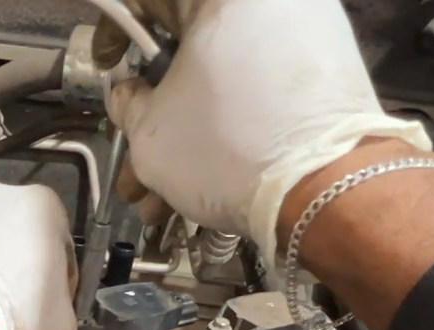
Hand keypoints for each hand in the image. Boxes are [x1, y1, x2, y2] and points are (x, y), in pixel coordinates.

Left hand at [0, 182, 77, 329]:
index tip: (46, 305)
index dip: (56, 279)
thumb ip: (62, 304)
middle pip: (11, 235)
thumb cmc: (18, 317)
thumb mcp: (63, 323)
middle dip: (12, 266)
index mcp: (42, 205)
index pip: (58, 244)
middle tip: (9, 308)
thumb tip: (51, 309)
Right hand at [106, 0, 430, 253]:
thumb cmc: (225, 147)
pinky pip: (257, 94)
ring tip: (159, 204)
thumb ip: (128, 105)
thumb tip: (130, 94)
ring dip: (181, 146)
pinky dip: (223, 137)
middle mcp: (269, 1)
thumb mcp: (150, 134)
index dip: (116, 31)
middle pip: (188, 53)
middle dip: (151, 120)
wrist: (323, 186)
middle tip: (133, 166)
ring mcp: (305, 33)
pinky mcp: (325, 73)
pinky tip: (199, 192)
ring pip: (221, 85)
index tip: (109, 68)